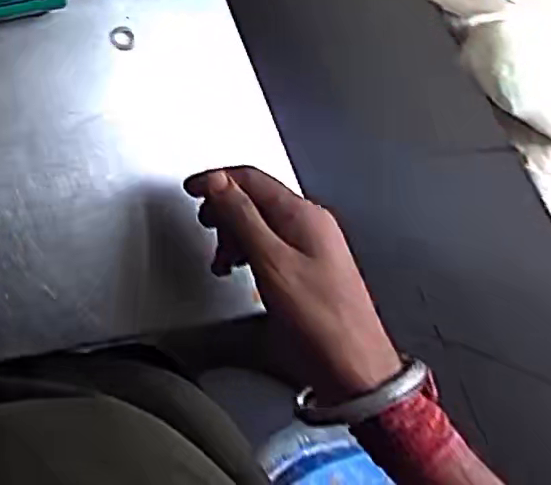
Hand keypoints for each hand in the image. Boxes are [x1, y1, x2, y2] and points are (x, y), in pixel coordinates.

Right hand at [185, 166, 401, 402]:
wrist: (357, 373)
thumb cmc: (322, 321)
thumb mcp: (271, 261)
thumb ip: (242, 216)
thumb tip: (218, 182)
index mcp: (302, 214)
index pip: (249, 178)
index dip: (216, 180)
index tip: (193, 188)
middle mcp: (310, 223)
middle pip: (253, 197)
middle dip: (223, 209)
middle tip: (207, 224)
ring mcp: (312, 245)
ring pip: (259, 220)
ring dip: (233, 233)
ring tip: (223, 257)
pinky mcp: (308, 266)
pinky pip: (268, 242)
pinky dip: (247, 249)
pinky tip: (241, 268)